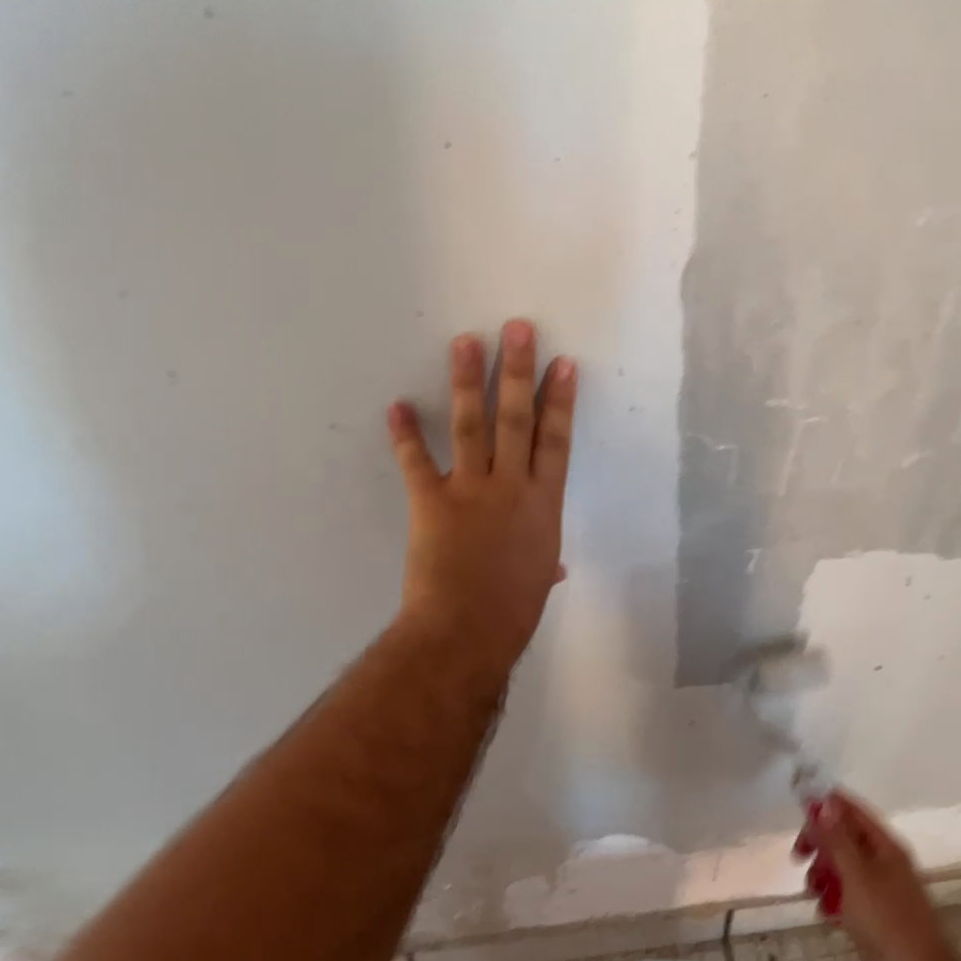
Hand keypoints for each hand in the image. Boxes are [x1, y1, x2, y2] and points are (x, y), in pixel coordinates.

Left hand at [386, 319, 577, 673]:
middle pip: (518, 419)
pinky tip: (397, 406)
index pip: (556, 441)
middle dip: (518, 371)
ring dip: (468, 382)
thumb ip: (545, 565)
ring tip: (465, 342)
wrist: (468, 631)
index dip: (560, 400)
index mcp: (543, 505)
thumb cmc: (512, 613)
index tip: (563, 364)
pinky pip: (416, 462)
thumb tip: (555, 570)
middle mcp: (512, 487)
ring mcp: (471, 490)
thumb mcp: (538, 583)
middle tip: (516, 328)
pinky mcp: (432, 502)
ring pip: (472, 426)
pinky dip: (404, 435)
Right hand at [795, 791, 960, 960]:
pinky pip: (845, 895)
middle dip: (820, 844)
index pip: (852, 811)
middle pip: (844, 838)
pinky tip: (825, 912)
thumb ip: (838, 838)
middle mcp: (882, 861)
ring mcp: (878, 889)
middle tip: (798, 855)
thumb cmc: (886, 919)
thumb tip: (824, 800)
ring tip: (813, 891)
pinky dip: (832, 898)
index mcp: (884, 846)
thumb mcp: (856, 874)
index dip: (826, 805)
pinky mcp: (871, 914)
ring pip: (841, 867)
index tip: (798, 806)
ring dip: (822, 873)